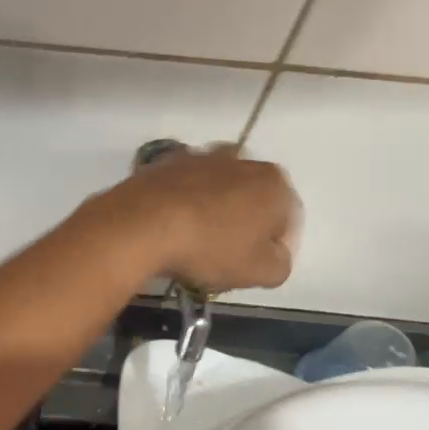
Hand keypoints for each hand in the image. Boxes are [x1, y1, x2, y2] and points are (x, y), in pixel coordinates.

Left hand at [86, 146, 300, 291]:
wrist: (142, 224)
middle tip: (222, 256)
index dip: (272, 249)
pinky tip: (167, 228)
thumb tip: (275, 256)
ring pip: (215, 190)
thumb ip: (279, 265)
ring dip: (210, 211)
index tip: (251, 269)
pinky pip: (181, 189)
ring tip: (192, 242)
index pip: (286, 220)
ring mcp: (199, 157)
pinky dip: (179, 204)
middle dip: (242, 225)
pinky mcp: (163, 164)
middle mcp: (241, 160)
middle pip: (250, 200)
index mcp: (274, 183)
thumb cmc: (209, 248)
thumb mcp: (258, 272)